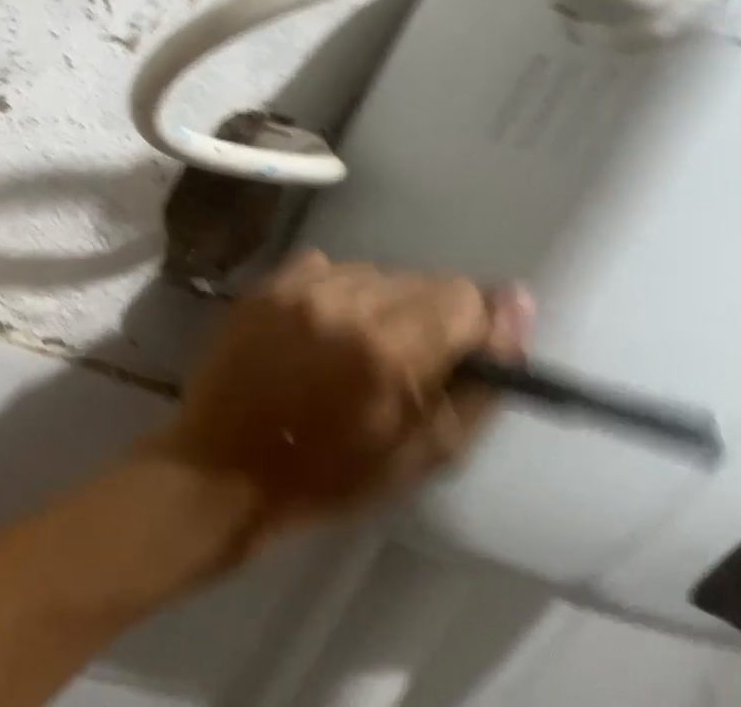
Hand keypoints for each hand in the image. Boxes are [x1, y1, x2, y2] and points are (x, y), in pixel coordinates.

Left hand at [156, 251, 532, 528]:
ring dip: (378, 302)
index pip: (464, 296)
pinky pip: (319, 267)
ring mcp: (293, 292)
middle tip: (401, 365)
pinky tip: (320, 328)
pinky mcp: (259, 290)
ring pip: (370, 272)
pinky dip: (331, 290)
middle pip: (418, 280)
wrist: (225, 465)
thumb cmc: (332, 473)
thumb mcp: (431, 448)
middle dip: (426, 317)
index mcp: (390, 346)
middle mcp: (342, 304)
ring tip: (356, 349)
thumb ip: (484, 378)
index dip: (470, 329)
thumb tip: (516, 302)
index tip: (453, 362)